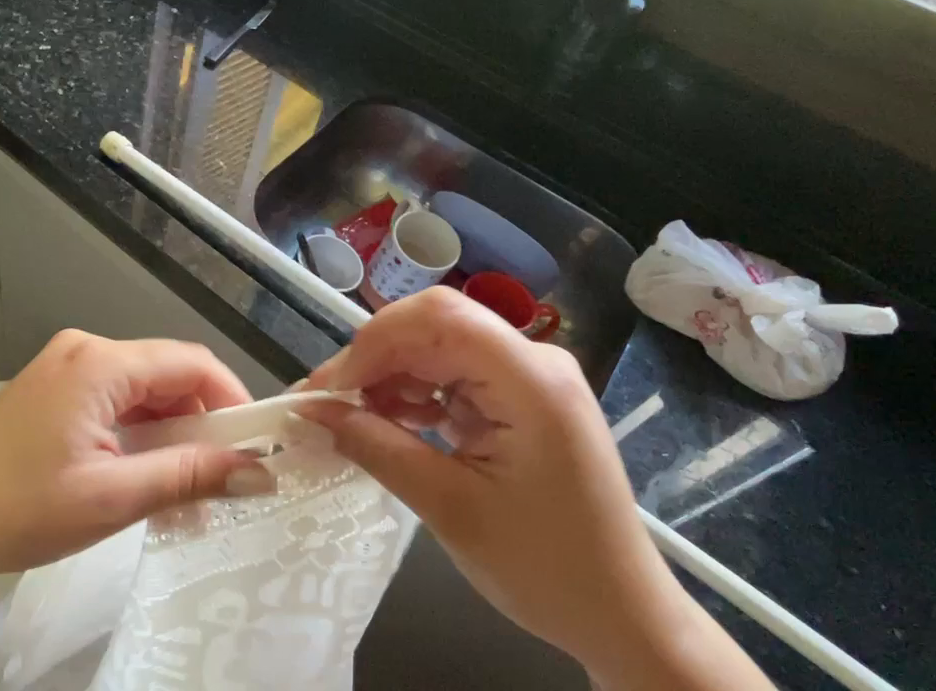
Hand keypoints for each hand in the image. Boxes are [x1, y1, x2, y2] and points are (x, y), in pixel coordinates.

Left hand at [0, 331, 268, 628]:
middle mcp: (83, 349)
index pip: (191, 362)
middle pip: (166, 371)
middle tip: (222, 475)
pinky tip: (144, 470)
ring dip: (169, 428)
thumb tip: (257, 470)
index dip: (231, 400)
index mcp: (99, 363)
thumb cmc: (21, 509)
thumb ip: (189, 476)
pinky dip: (137, 430)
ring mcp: (63, 365)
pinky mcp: (51, 387)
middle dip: (201, 419)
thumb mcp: (113, 498)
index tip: (254, 448)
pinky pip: (112, 397)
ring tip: (186, 483)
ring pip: (140, 386)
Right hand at [296, 288, 762, 688]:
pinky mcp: (521, 400)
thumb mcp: (449, 508)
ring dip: (389, 379)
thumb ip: (377, 447)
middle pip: (434, 328)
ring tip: (350, 420)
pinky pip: (454, 377)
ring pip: (437, 349)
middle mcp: (534, 362)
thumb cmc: (545, 569)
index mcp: (531, 380)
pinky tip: (389, 425)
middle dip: (374, 360)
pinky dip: (414, 396)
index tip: (329, 389)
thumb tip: (313, 410)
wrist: (623, 617)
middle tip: (325, 405)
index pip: (439, 317)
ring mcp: (529, 379)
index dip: (374, 341)